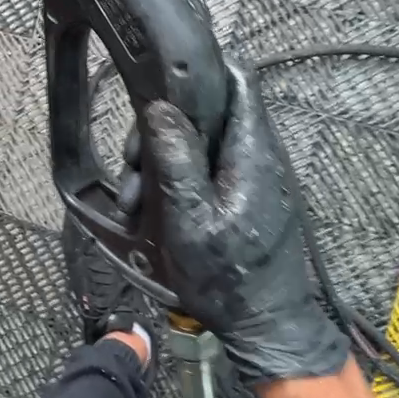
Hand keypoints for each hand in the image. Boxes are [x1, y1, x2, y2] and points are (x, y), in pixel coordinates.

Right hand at [140, 59, 348, 384]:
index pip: (237, 79)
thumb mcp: (189, 216)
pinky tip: (151, 209)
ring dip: (162, 161)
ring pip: (200, 143)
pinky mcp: (245, 196)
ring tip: (135, 201)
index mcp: (251, 150)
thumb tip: (160, 105)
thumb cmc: (229, 276)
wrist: (265, 329)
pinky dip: (176, 180)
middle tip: (133, 163)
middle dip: (162, 130)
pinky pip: (206, 169)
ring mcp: (252, 176)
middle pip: (207, 113)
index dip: (200, 68)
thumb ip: (176, 157)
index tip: (159, 79)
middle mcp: (257, 155)